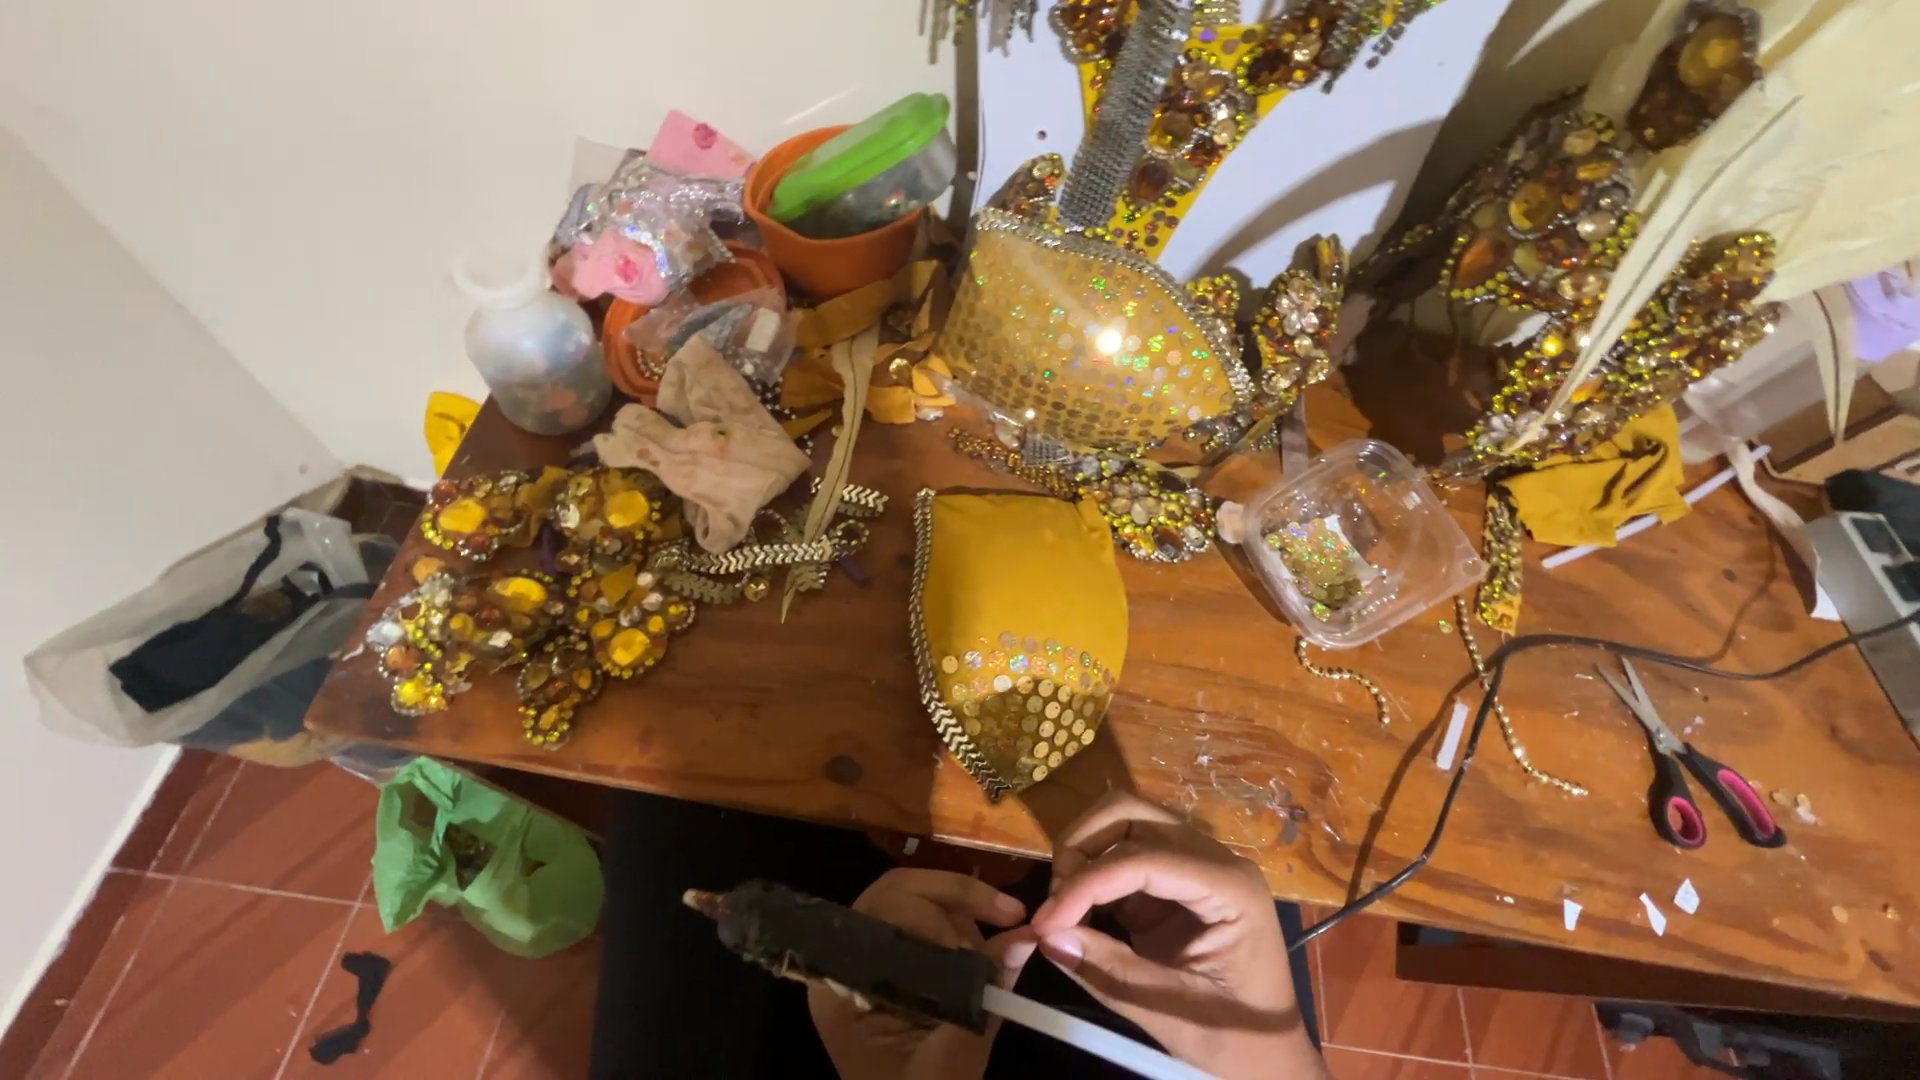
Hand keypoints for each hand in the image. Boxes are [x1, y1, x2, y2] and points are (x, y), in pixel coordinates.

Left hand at [808, 869, 1036, 1079]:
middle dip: (957, 898)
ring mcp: (871, 957)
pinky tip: (990, 944)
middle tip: (1008, 914)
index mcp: (840, 986)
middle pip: (898, 893)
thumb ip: (984, 999)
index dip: (931, 911)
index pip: (879, 912)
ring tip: (1002, 934)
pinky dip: (963, 924)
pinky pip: (927, 921)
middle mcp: (847, 961)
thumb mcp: (951, 1064)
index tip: (978, 936)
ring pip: (916, 899)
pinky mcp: (896, 961)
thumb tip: (1024, 936)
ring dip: (964, 909)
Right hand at [1030, 791, 1326, 1079]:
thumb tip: (1046, 936)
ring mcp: (1191, 863)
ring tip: (1063, 903)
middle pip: (1131, 813)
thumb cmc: (1239, 1042)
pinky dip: (1091, 872)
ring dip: (1084, 851)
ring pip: (1122, 821)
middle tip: (1056, 899)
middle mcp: (1212, 859)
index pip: (1144, 858)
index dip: (1089, 882)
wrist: (1271, 1060)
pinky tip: (1076, 909)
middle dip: (1082, 844)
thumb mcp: (1175, 1017)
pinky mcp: (1170, 879)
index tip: (1047, 920)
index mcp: (1229, 887)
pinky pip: (1121, 854)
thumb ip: (1111, 972)